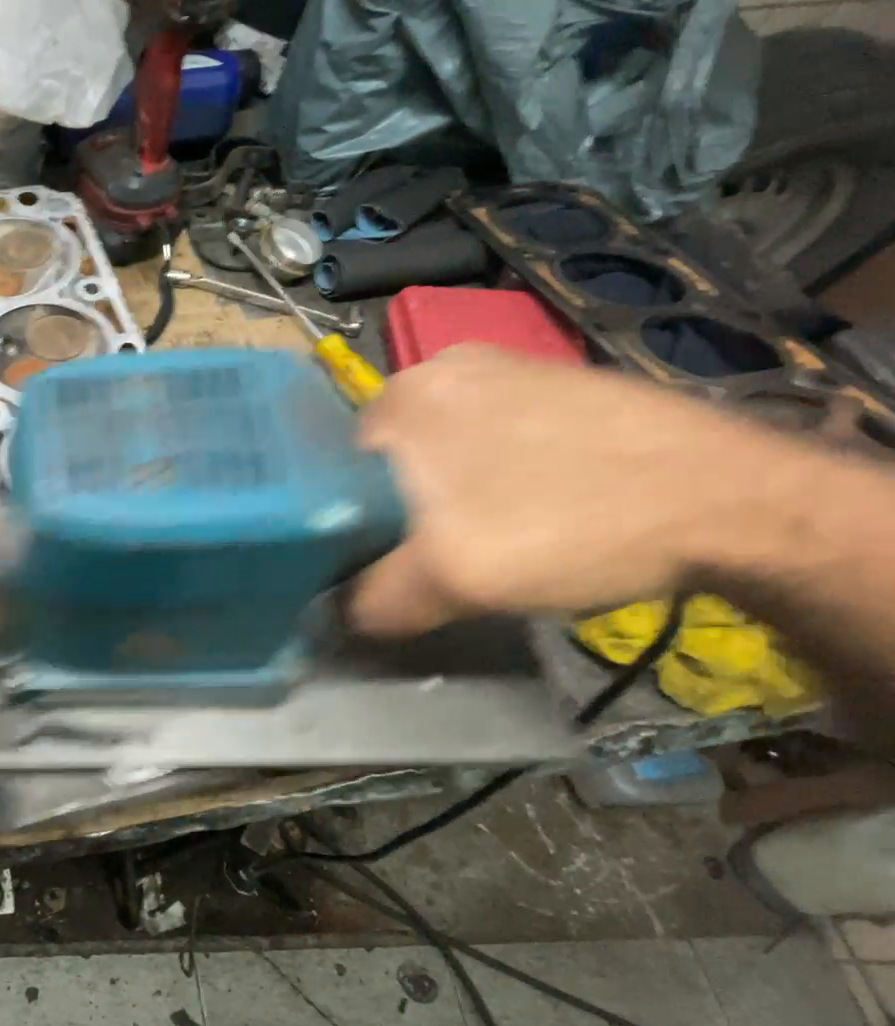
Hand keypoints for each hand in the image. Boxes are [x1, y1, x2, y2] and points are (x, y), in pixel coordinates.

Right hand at [347, 345, 804, 635]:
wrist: (735, 501)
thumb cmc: (571, 525)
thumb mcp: (450, 580)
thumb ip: (374, 600)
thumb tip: (342, 613)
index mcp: (401, 394)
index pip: (337, 469)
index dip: (356, 522)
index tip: (390, 560)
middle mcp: (443, 364)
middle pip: (390, 457)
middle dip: (406, 507)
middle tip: (445, 552)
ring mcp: (507, 366)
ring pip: (442, 447)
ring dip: (452, 492)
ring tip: (497, 532)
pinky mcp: (558, 380)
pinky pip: (494, 434)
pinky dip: (499, 472)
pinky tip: (539, 504)